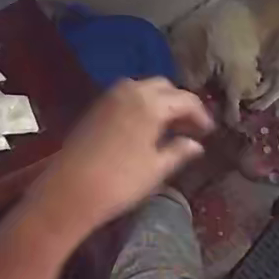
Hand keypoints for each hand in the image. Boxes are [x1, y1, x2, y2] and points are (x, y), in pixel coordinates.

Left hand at [20, 77, 213, 241]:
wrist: (69, 191)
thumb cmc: (120, 182)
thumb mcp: (156, 169)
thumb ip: (179, 151)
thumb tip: (196, 144)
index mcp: (151, 103)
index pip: (186, 99)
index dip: (200, 115)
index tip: (208, 132)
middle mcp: (130, 91)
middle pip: (164, 87)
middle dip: (179, 103)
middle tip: (189, 127)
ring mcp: (109, 97)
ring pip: (143, 89)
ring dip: (159, 102)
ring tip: (168, 127)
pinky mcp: (94, 108)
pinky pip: (125, 97)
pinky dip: (140, 105)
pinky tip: (144, 128)